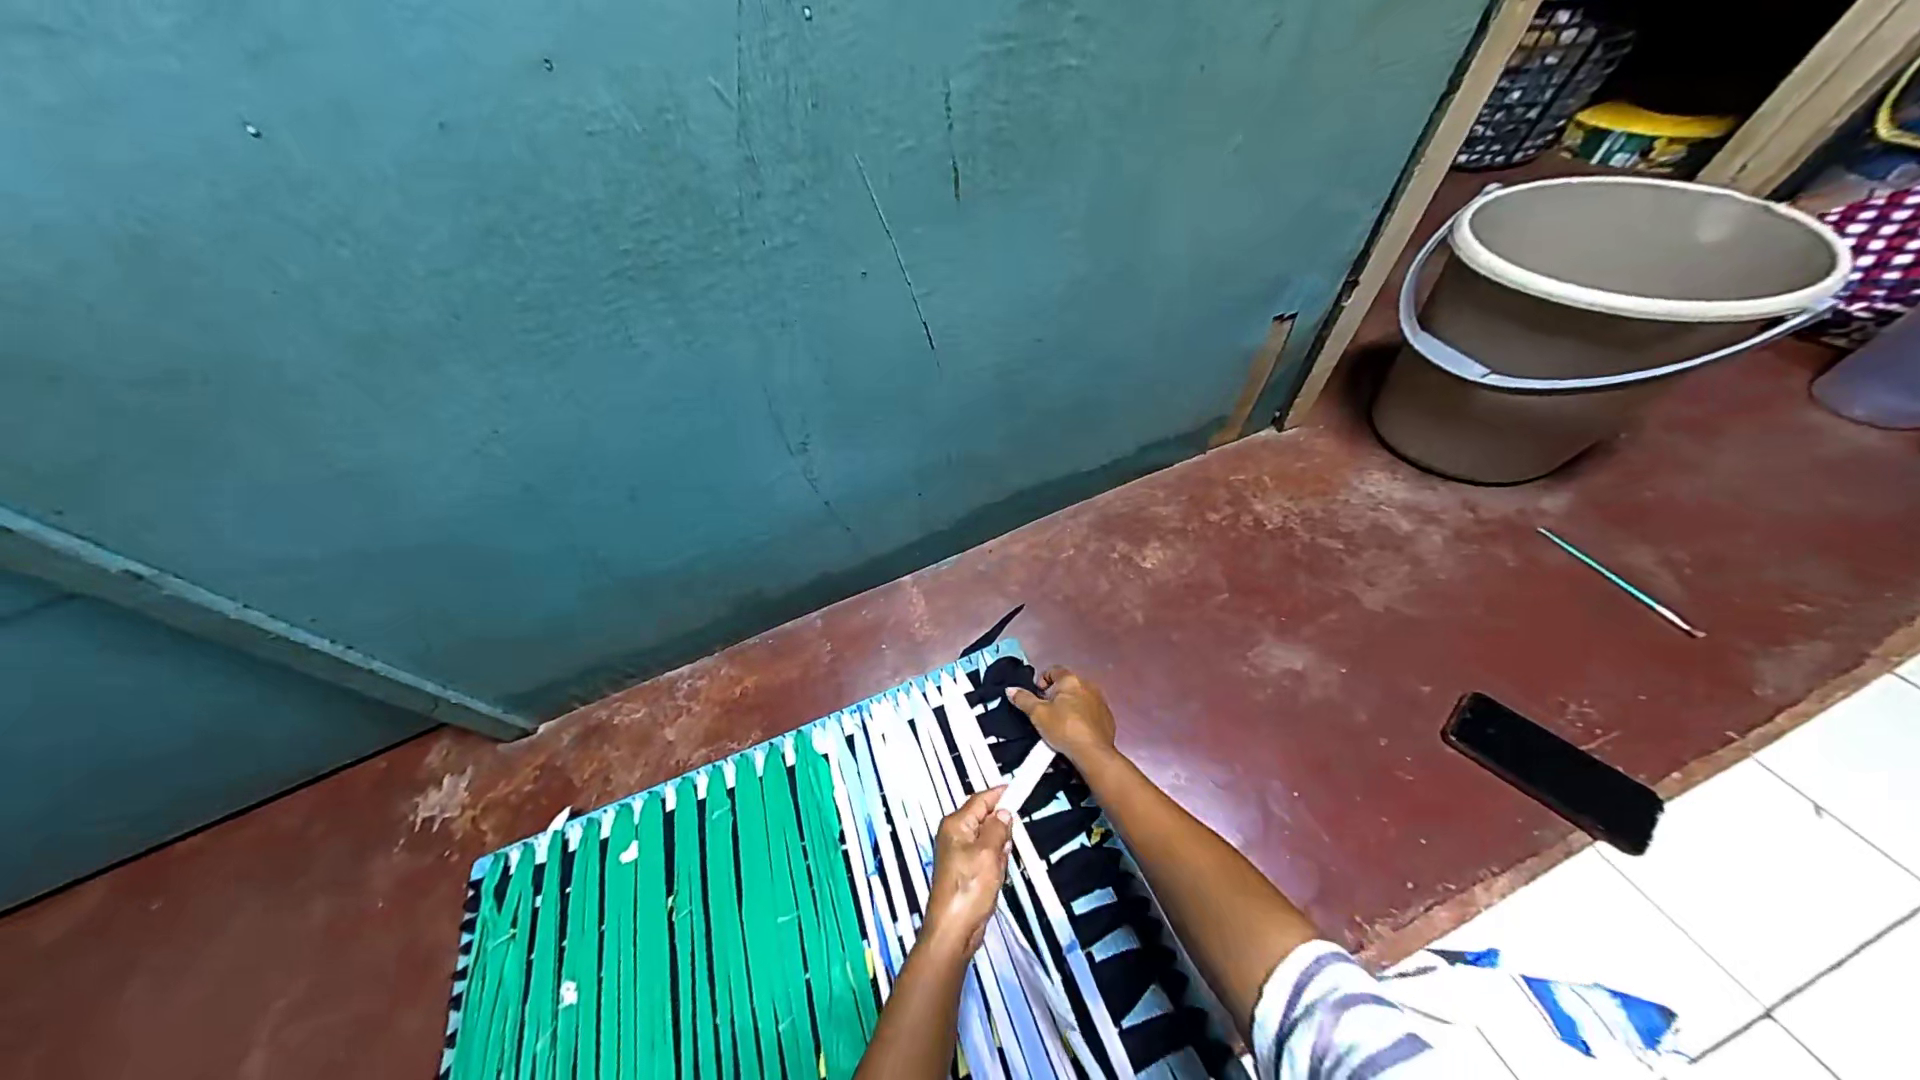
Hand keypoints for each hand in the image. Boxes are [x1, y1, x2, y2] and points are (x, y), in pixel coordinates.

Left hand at [922, 787, 1011, 954]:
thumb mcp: (988, 853)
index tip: (1018, 788)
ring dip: (999, 850)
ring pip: (989, 839)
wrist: (954, 929)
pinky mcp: (966, 870)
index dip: (1000, 794)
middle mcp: (955, 835)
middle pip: (986, 819)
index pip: (981, 800)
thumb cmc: (967, 889)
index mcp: (955, 825)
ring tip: (997, 869)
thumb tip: (1004, 812)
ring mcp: (960, 853)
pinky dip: (995, 864)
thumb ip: (998, 828)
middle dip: (1001, 831)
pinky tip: (995, 878)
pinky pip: (987, 857)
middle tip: (1005, 846)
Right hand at [1005, 666, 1117, 764]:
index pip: (1053, 670)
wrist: (1093, 753)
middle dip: (1056, 695)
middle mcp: (1088, 685)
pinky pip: (1091, 711)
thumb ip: (1023, 699)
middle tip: (1046, 712)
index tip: (1037, 697)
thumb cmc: (1063, 728)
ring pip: (1080, 697)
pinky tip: (1077, 730)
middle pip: (1067, 684)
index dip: (1042, 682)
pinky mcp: (1108, 716)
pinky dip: (1083, 716)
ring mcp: (1100, 700)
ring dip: (1070, 705)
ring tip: (1061, 723)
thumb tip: (1011, 689)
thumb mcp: (1037, 714)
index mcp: (1071, 680)